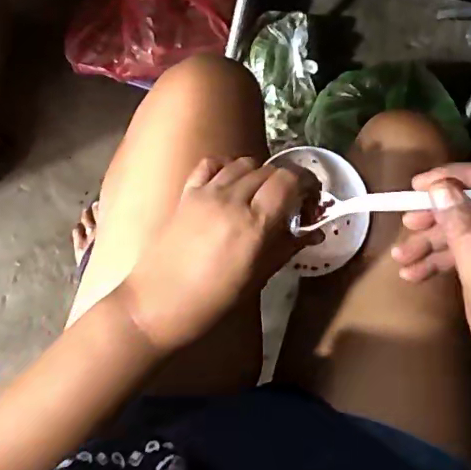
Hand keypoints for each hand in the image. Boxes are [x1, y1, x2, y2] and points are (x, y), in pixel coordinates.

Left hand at [108, 157, 309, 353]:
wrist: (154, 307)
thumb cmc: (213, 300)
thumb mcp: (258, 277)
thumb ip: (288, 247)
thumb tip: (316, 231)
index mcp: (254, 223)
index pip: (289, 180)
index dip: (306, 183)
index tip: (310, 199)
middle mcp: (232, 200)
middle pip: (270, 170)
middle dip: (287, 182)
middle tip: (290, 203)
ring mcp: (207, 193)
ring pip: (245, 162)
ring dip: (260, 173)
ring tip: (261, 195)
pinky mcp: (187, 193)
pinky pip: (213, 164)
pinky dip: (228, 166)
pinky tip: (231, 184)